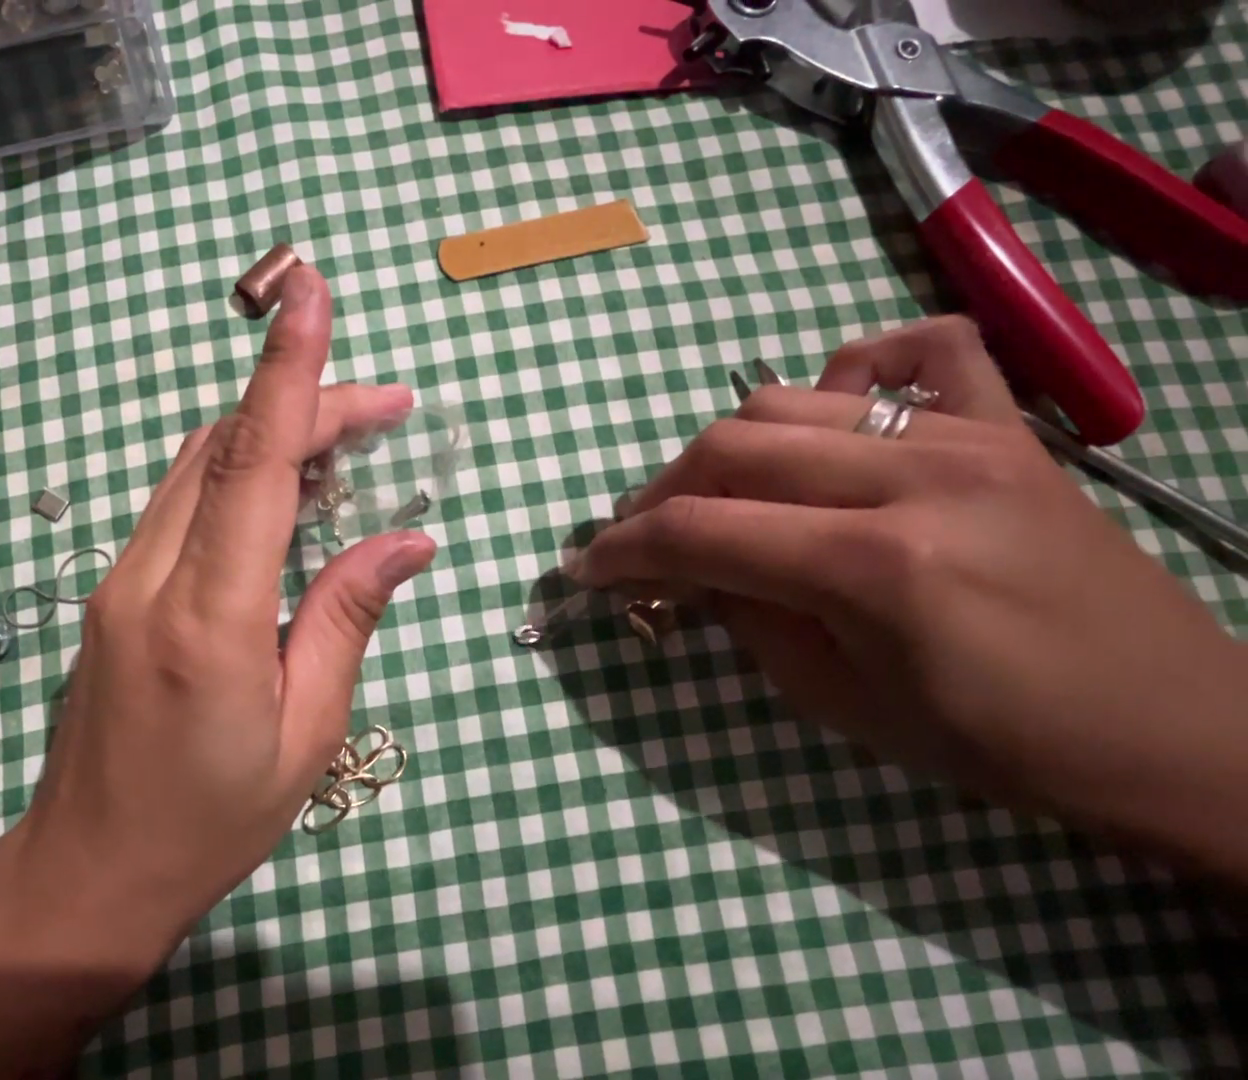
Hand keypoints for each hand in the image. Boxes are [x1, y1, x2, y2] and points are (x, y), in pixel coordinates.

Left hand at [13, 264, 436, 937]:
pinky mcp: (111, 591)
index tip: (310, 294)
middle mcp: (150, 578)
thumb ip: (347, 618)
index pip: (251, 466)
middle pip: (226, 450)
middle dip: (306, 405)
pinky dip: (237, 476)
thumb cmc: (211, 821)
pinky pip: (179, 505)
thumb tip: (407, 537)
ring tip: (350, 444)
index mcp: (206, 618)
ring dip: (271, 437)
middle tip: (389, 409)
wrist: (89, 868)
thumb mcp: (306, 732)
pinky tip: (288, 496)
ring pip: (196, 468)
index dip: (286, 374)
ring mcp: (118, 580)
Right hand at [570, 317, 1247, 880]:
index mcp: (870, 567)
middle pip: (728, 448)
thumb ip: (746, 618)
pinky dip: (854, 368)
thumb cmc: (993, 742)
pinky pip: (921, 351)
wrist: (1173, 731)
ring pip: (786, 400)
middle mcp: (912, 479)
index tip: (583, 569)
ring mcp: (967, 438)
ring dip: (722, 447)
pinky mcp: (1007, 428)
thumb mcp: (836, 701)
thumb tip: (686, 571)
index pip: (697, 532)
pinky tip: (833, 411)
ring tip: (715, 493)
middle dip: (657, 495)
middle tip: (641, 540)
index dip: (622, 550)